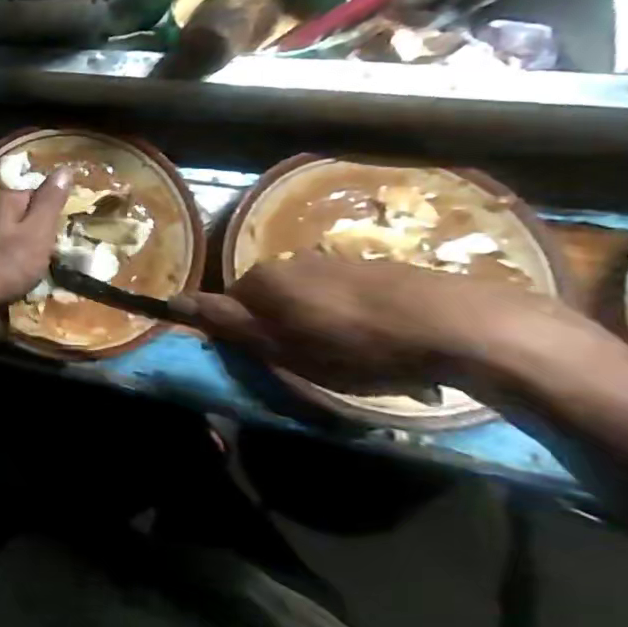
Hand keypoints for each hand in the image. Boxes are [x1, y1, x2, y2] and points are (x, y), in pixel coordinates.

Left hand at [0, 168, 72, 328]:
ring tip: (20, 268)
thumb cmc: (4, 265)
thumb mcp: (38, 232)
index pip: (36, 196)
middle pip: (18, 213)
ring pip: (2, 229)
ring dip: (13, 245)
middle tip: (38, 257)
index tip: (52, 240)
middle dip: (30, 232)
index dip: (49, 219)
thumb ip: (50, 201)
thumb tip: (65, 169)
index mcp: (2, 197)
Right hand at [191, 253, 583, 393]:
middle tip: (306, 365)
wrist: (455, 325)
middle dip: (278, 329)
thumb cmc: (354, 346)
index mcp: (262, 280)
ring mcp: (333, 261)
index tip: (266, 362)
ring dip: (315, 324)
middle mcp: (290, 261)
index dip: (243, 336)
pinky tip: (377, 344)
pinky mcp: (374, 268)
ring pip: (305, 298)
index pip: (226, 305)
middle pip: (267, 300)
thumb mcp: (280, 347)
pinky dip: (348, 319)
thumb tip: (172, 300)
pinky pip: (341, 297)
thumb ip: (225, 322)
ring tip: (349, 359)